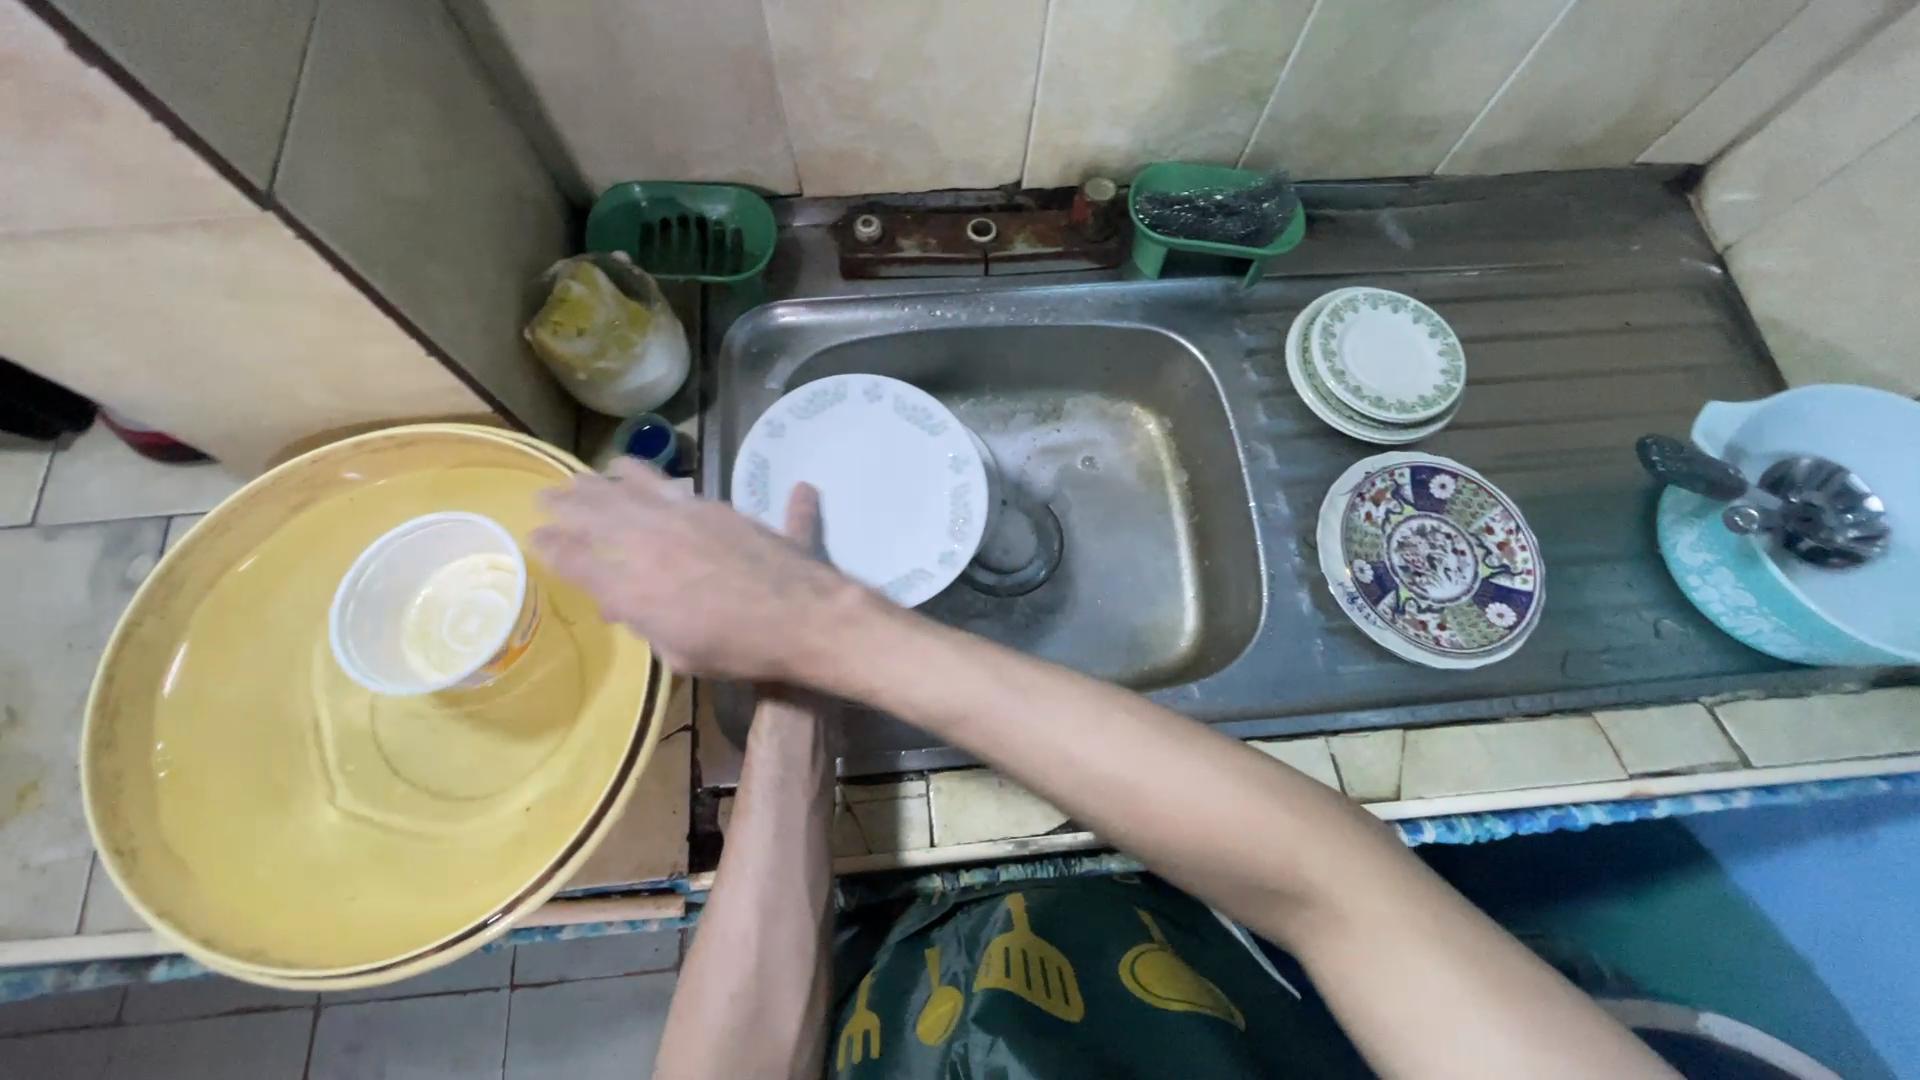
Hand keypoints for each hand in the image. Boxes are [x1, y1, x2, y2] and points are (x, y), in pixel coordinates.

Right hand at [531, 458, 871, 681]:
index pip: (576, 560)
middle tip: (545, 499)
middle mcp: (647, 544)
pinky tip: (628, 468)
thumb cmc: (743, 651)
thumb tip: (623, 601)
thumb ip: (647, 623)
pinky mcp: (712, 506)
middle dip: (564, 506)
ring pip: (626, 490)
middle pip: (593, 515)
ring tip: (579, 479)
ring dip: (597, 483)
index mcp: (631, 589)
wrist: (804, 615)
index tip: (537, 538)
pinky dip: (641, 474)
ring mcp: (681, 518)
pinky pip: (665, 483)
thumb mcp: (681, 653)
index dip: (552, 548)